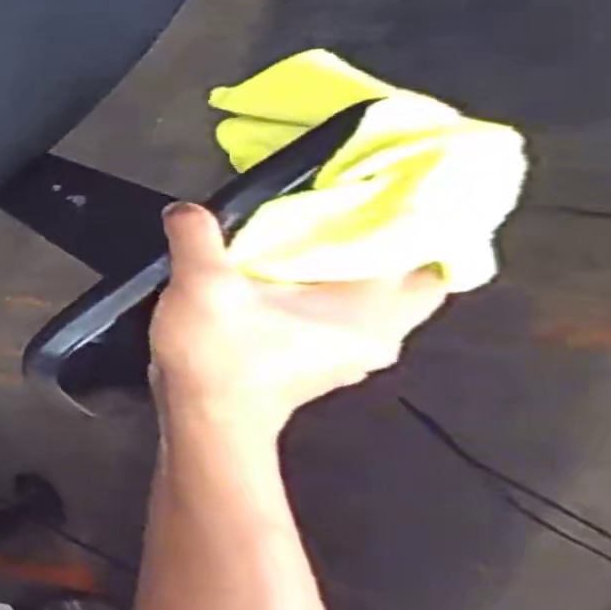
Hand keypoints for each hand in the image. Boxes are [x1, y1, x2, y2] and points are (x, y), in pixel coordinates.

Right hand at [149, 202, 446, 436]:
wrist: (205, 417)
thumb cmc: (220, 352)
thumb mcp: (200, 282)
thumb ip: (196, 234)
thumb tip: (187, 209)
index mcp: (369, 312)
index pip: (423, 258)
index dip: (404, 220)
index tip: (370, 192)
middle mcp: (376, 334)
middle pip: (405, 280)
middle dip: (380, 245)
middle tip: (338, 212)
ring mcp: (350, 353)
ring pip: (371, 299)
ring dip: (347, 269)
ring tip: (304, 239)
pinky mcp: (318, 361)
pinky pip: (340, 314)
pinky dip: (322, 291)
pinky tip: (280, 278)